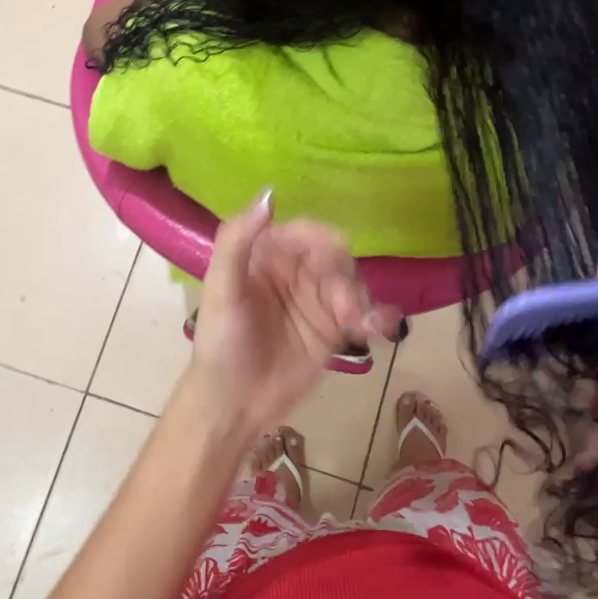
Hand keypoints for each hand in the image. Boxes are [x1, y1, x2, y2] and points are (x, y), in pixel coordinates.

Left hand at [183, 192, 398, 445]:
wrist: (233, 404)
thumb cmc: (221, 343)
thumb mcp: (221, 288)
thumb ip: (238, 240)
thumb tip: (269, 195)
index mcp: (265, 255)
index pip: (302, 232)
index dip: (321, 238)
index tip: (334, 252)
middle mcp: (293, 272)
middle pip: (334, 255)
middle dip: (344, 274)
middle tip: (344, 305)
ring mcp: (316, 300)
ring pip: (352, 282)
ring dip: (361, 297)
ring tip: (358, 323)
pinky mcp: (333, 329)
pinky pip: (362, 312)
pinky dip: (375, 315)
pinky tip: (376, 328)